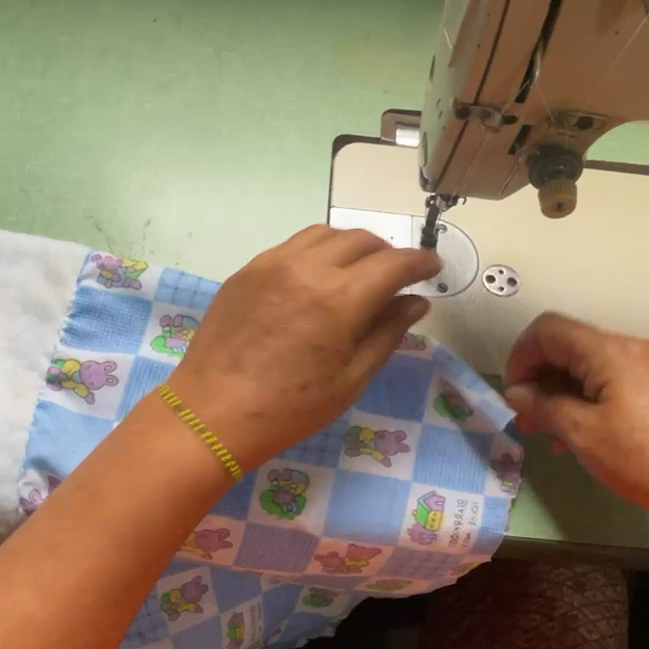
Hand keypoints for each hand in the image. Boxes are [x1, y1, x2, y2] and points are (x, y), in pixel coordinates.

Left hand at [167, 226, 437, 469]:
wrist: (214, 413)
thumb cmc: (290, 409)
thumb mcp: (351, 380)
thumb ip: (387, 334)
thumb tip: (416, 303)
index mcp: (339, 299)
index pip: (393, 264)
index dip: (420, 262)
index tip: (434, 267)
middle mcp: (307, 268)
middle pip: (361, 240)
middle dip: (388, 253)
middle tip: (397, 277)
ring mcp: (271, 264)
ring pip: (325, 235)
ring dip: (352, 246)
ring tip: (358, 272)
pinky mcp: (247, 271)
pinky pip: (292, 246)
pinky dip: (317, 252)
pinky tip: (317, 278)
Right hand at [502, 312, 648, 535]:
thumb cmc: (644, 459)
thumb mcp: (582, 434)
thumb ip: (543, 406)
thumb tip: (517, 392)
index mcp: (611, 351)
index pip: (548, 330)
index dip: (521, 357)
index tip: (514, 397)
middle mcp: (635, 347)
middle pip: (572, 347)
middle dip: (541, 381)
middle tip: (528, 424)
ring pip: (593, 368)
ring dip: (565, 396)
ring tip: (555, 439)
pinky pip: (617, 382)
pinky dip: (592, 402)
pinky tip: (588, 438)